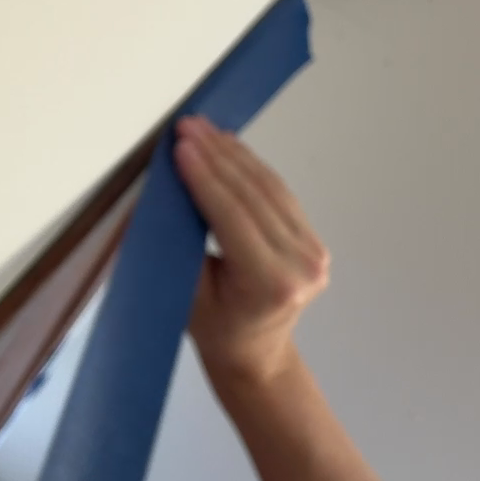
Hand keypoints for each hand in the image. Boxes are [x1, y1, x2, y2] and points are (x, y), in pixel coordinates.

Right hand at [172, 116, 329, 386]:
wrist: (256, 354)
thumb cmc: (214, 331)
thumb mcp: (189, 293)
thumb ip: (183, 245)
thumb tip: (165, 192)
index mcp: (271, 283)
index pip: (232, 216)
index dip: (205, 178)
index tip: (180, 146)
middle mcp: (302, 264)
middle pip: (253, 195)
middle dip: (216, 156)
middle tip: (187, 126)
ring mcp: (313, 250)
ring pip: (269, 187)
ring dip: (232, 153)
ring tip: (202, 128)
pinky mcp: (312, 238)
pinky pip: (278, 193)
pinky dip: (250, 165)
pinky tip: (228, 145)